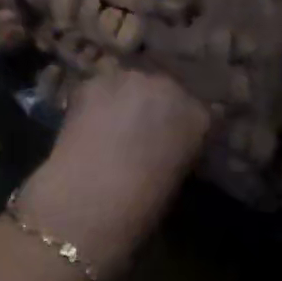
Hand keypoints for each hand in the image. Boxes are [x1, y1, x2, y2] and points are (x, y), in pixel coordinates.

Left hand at [18, 71, 209, 276]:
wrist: (94, 195)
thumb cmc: (144, 202)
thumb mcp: (175, 177)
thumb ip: (176, 151)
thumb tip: (164, 148)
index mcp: (198, 116)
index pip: (195, 114)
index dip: (178, 126)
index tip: (168, 140)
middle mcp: (167, 87)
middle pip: (161, 90)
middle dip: (151, 107)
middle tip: (135, 132)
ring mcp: (129, 79)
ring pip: (126, 84)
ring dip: (120, 100)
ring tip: (106, 127)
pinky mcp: (93, 81)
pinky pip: (95, 89)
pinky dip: (91, 103)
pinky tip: (83, 125)